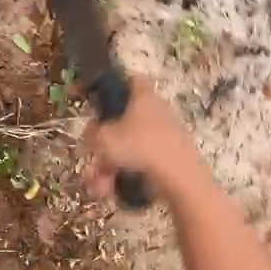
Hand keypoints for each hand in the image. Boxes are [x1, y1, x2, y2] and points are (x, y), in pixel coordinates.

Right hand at [83, 76, 203, 202]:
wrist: (179, 174)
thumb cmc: (138, 146)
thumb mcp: (103, 138)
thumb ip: (92, 133)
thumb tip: (91, 132)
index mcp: (141, 95)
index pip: (128, 79)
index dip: (111, 87)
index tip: (96, 101)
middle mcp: (155, 109)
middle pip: (122, 119)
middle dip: (104, 143)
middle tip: (92, 156)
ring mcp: (164, 131)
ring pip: (128, 145)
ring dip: (109, 165)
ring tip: (99, 187)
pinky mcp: (169, 152)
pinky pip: (139, 159)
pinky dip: (124, 173)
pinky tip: (112, 190)